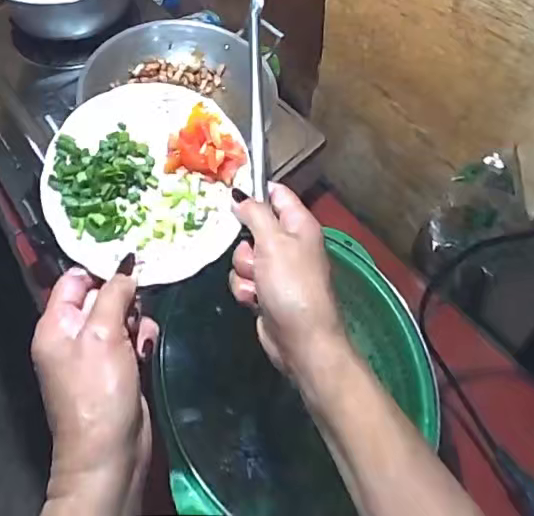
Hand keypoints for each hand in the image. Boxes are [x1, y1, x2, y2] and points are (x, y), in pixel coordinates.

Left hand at [32, 257, 157, 515]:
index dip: (99, 270)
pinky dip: (140, 341)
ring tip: (139, 339)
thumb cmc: (98, 394)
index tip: (127, 266)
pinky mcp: (115, 371)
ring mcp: (93, 355)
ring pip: (120, 317)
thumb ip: (113, 292)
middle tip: (134, 310)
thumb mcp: (103, 333)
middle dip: (122, 299)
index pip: (74, 279)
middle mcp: (71, 337)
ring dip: (136, 321)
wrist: (110, 460)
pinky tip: (146, 352)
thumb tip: (125, 266)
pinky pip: (129, 341)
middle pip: (100, 296)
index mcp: (55, 324)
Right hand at [230, 183, 349, 378]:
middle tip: (252, 250)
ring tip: (257, 282)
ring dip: (243, 268)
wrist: (302, 343)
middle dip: (244, 240)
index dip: (254, 190)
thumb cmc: (292, 286)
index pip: (275, 193)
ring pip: (243, 254)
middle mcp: (289, 243)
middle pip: (253, 225)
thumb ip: (254, 212)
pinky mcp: (265, 291)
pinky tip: (254, 299)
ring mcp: (277, 269)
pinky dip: (244, 288)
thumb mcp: (273, 241)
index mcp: (299, 225)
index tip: (231, 193)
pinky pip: (243, 278)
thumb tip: (239, 194)